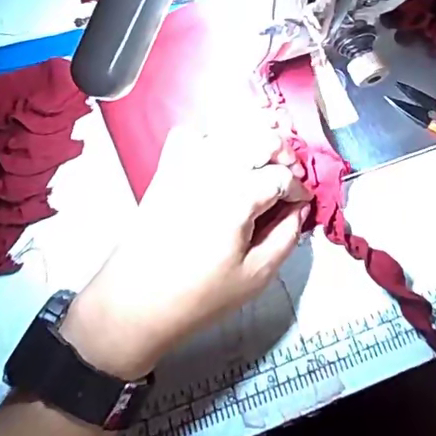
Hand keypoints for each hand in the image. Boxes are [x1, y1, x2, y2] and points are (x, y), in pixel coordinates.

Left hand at [63, 124, 310, 378]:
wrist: (134, 304)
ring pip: (231, 131)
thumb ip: (287, 235)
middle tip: (287, 180)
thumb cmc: (198, 297)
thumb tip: (299, 207)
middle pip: (263, 138)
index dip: (299, 189)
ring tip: (260, 167)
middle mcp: (214, 171)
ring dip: (254, 143)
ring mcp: (187, 166)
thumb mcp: (257, 275)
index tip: (301, 204)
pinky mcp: (167, 170)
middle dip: (284, 156)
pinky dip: (212, 140)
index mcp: (238, 197)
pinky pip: (192, 135)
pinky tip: (220, 162)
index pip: (283, 176)